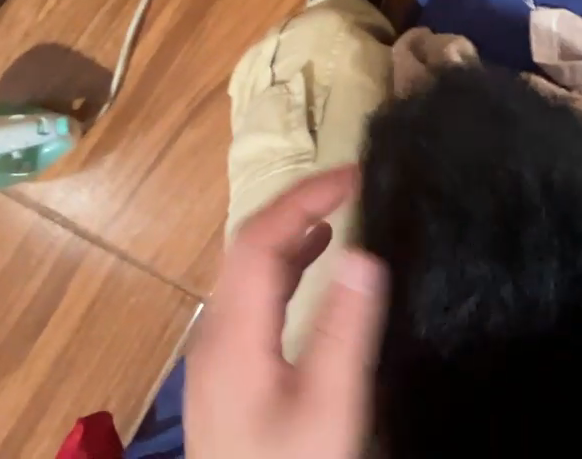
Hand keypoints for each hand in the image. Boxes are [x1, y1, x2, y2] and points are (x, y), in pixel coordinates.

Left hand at [186, 167, 387, 458]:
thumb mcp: (329, 405)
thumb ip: (344, 330)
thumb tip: (364, 254)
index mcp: (235, 334)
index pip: (259, 239)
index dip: (304, 197)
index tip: (355, 175)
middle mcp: (217, 332)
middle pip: (248, 246)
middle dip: (299, 203)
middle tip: (352, 184)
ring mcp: (219, 350)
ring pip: (249, 267)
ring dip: (293, 229)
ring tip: (340, 208)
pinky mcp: (230, 367)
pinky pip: (255, 291)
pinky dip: (288, 259)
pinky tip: (316, 257)